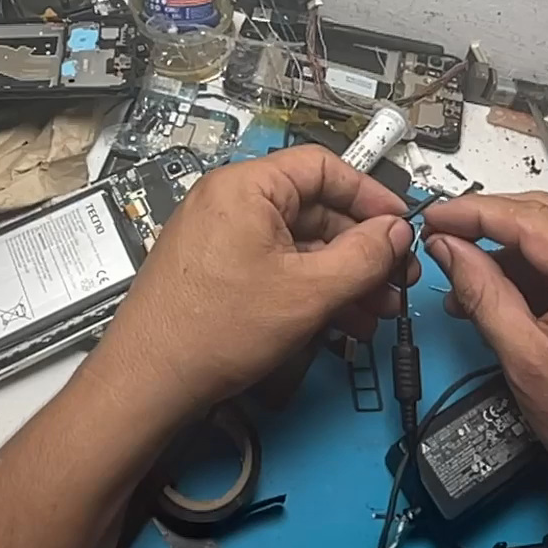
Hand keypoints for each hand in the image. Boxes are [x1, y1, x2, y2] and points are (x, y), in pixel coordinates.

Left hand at [90, 145, 417, 418]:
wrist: (148, 381)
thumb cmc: (214, 329)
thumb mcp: (307, 292)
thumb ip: (362, 257)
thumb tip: (396, 232)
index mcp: (246, 185)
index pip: (322, 167)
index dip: (369, 195)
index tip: (400, 224)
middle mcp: (231, 200)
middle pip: (314, 209)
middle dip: (360, 249)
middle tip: (396, 279)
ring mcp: (223, 234)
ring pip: (299, 243)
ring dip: (342, 275)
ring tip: (376, 311)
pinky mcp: (220, 267)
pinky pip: (278, 264)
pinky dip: (311, 287)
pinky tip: (341, 320)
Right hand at [424, 193, 547, 547]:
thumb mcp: (529, 366)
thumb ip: (483, 293)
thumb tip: (447, 247)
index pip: (533, 220)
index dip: (475, 212)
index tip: (436, 216)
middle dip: (492, 221)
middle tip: (447, 237)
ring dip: (516, 245)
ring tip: (473, 276)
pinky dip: (546, 265)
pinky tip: (513, 288)